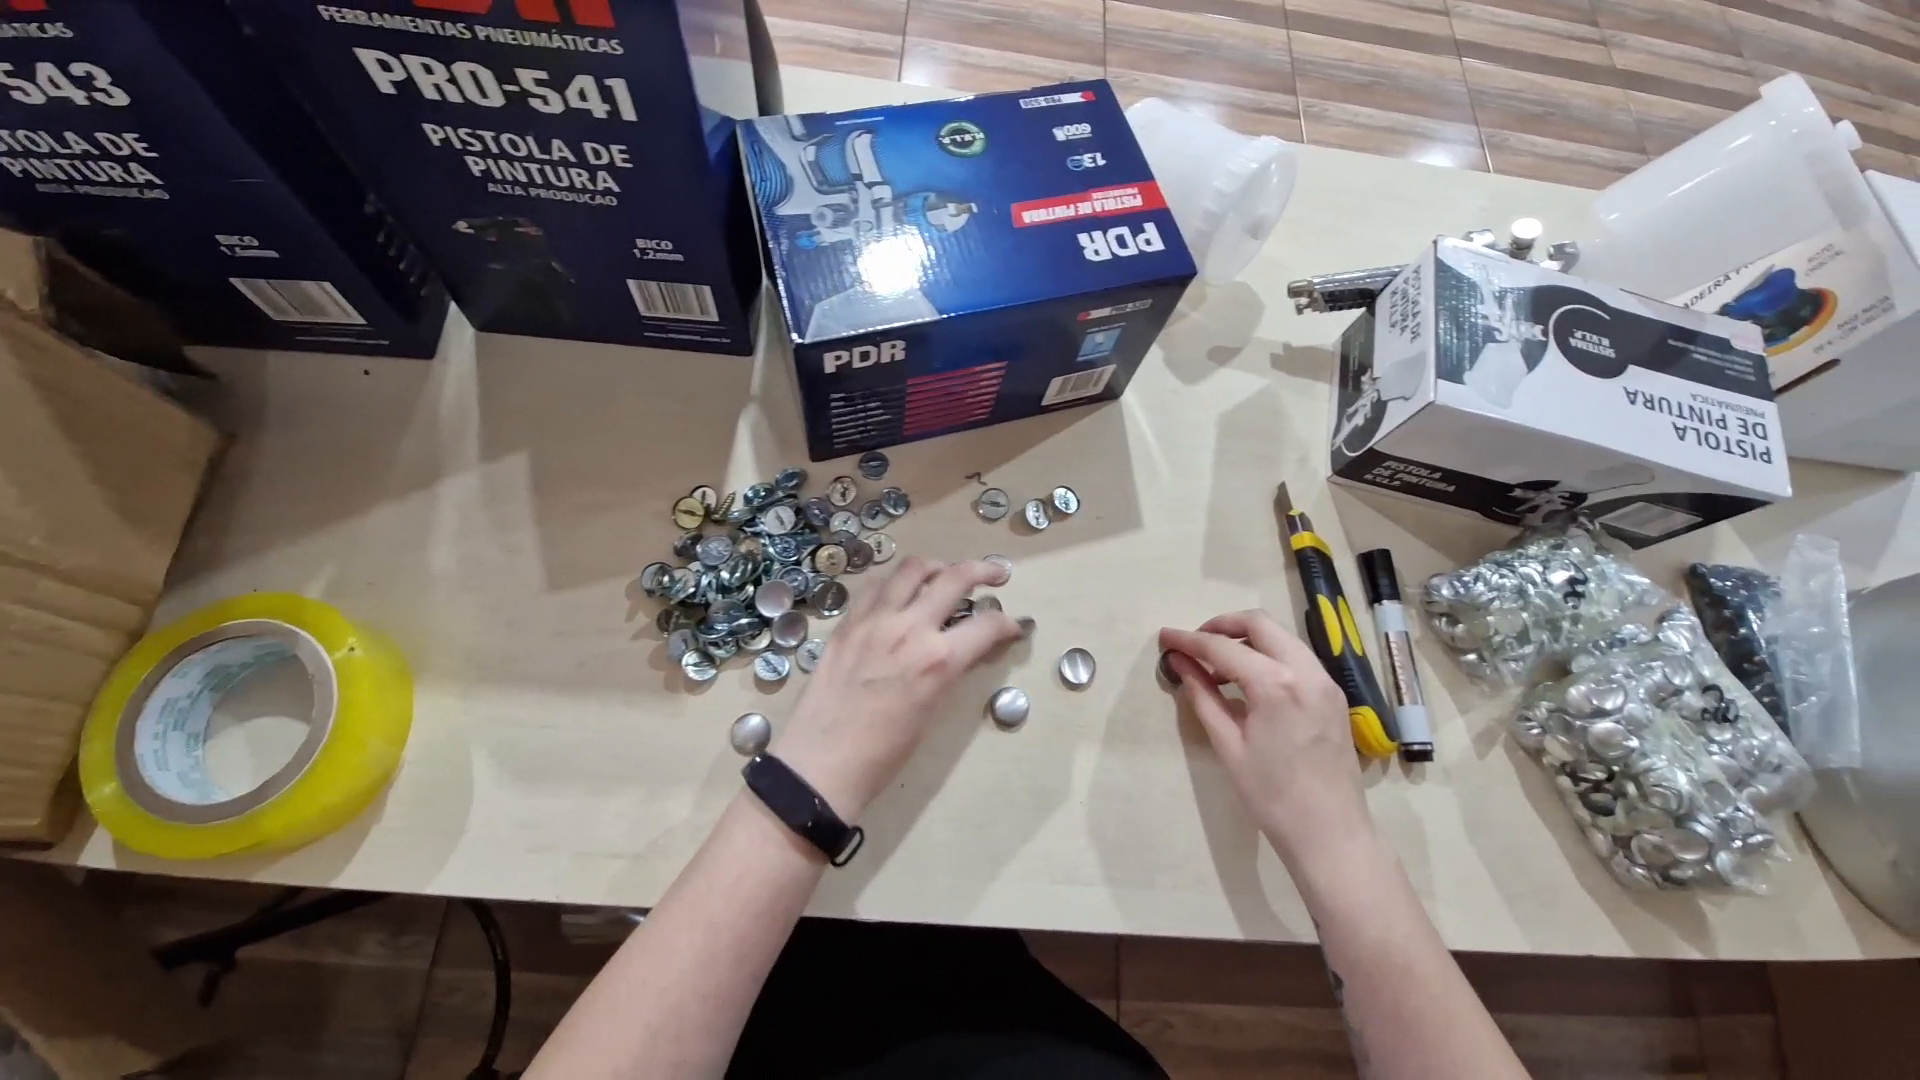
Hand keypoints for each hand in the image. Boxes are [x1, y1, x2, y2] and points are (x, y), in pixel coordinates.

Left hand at [775, 558, 1022, 819]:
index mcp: (938, 659)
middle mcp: (909, 628)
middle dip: (984, 570)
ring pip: (912, 568)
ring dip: (937, 567)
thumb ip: (950, 671)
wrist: (821, 764)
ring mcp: (874, 619)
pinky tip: (900, 594)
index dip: (1008, 623)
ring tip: (945, 574)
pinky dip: (896, 583)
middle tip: (996, 574)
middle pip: (955, 578)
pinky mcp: (847, 622)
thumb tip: (966, 650)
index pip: (988, 625)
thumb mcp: (931, 711)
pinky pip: (876, 587)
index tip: (1014, 626)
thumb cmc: (883, 753)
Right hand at [1159, 611, 1374, 868]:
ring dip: (1246, 639)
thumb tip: (1180, 663)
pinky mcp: (1333, 694)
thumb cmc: (1271, 796)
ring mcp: (1325, 681)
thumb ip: (1203, 695)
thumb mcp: (1228, 745)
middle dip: (1221, 625)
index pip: (1223, 647)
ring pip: (1281, 636)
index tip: (1164, 638)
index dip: (1189, 640)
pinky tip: (1248, 681)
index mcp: (1276, 684)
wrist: (1331, 833)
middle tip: (1193, 643)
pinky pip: (1296, 657)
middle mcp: (1306, 671)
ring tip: (1216, 665)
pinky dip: (1268, 655)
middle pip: (1258, 623)